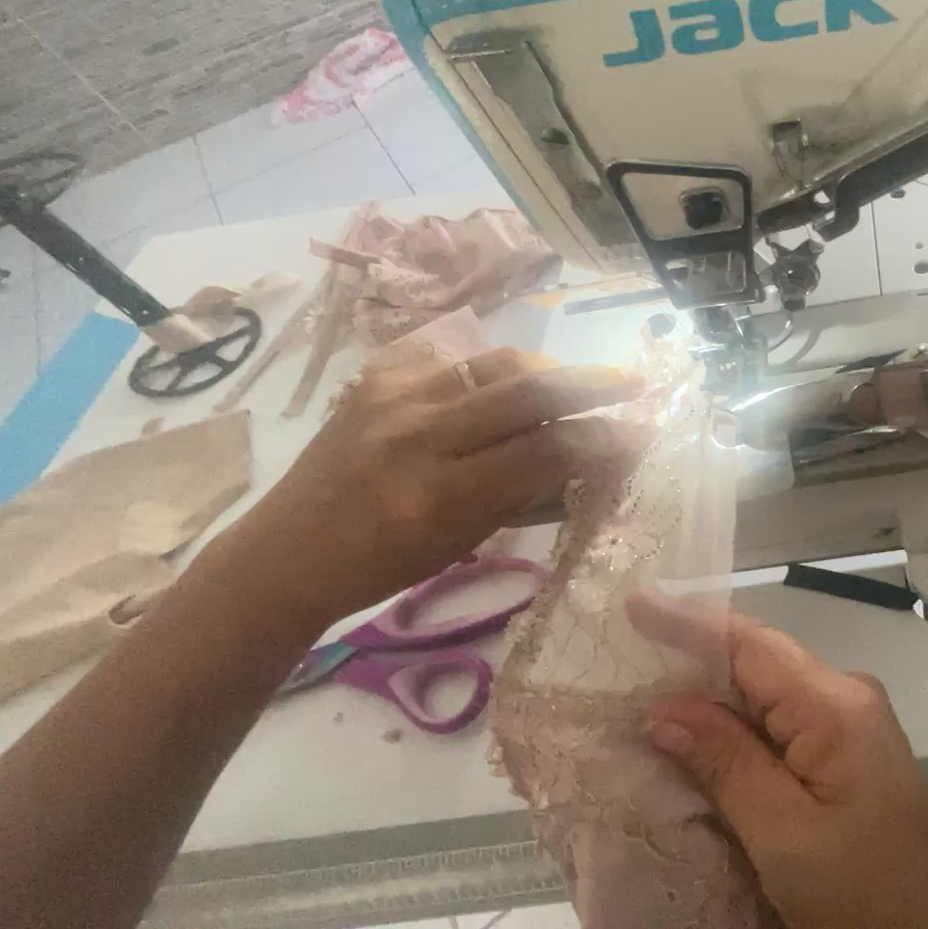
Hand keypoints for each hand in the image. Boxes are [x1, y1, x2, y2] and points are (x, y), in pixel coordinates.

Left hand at [196, 348, 642, 634]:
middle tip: (638, 384)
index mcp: (440, 494)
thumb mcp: (467, 539)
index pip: (546, 450)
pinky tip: (513, 389)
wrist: (284, 552)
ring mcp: (393, 398)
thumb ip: (532, 492)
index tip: (643, 434)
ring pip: (499, 364)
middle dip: (595, 384)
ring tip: (583, 382)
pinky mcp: (378, 378)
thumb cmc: (386, 565)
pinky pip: (459, 363)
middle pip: (529, 391)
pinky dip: (499, 374)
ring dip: (553, 371)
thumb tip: (595, 457)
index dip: (604, 438)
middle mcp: (417, 436)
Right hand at [628, 596, 927, 928]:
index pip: (750, 643)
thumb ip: (726, 763)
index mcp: (833, 703)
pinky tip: (698, 737)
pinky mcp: (845, 746)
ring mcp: (848, 719)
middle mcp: (844, 694)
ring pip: (766, 690)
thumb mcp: (784, 832)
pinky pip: (781, 718)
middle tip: (625, 657)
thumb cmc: (863, 884)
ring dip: (711, 694)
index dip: (690, 622)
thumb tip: (664, 709)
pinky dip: (736, 724)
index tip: (635, 604)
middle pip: (758, 660)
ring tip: (645, 693)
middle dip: (692, 657)